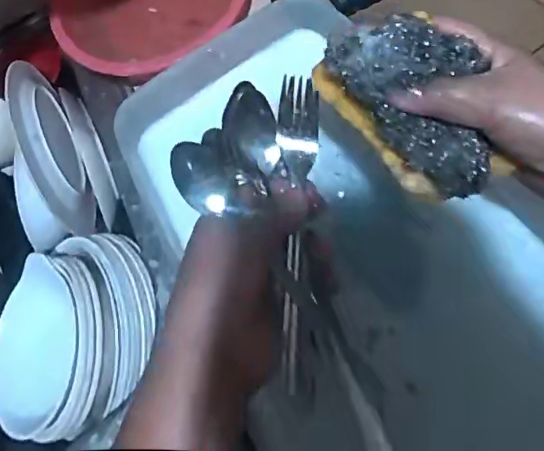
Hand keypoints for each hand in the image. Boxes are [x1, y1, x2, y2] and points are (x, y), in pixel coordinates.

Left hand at [118, 183, 317, 449]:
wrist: (214, 357)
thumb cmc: (220, 285)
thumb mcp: (244, 237)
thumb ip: (275, 211)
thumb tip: (300, 191)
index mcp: (224, 221)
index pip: (256, 191)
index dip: (281, 187)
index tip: (306, 188)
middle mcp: (242, 242)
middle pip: (280, 218)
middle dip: (303, 214)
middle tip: (321, 214)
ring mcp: (262, 273)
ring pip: (297, 246)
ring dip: (315, 245)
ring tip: (325, 255)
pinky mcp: (280, 302)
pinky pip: (305, 278)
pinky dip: (319, 275)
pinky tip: (329, 281)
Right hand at [390, 17, 543, 209]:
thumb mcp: (488, 100)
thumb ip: (440, 96)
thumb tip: (391, 94)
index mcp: (488, 53)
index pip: (441, 30)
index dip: (409, 31)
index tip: (374, 40)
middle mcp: (484, 77)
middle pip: (436, 70)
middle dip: (405, 77)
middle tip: (367, 83)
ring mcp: (487, 110)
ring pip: (441, 106)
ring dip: (415, 113)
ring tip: (376, 116)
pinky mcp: (490, 141)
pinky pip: (452, 135)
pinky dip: (431, 140)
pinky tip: (405, 146)